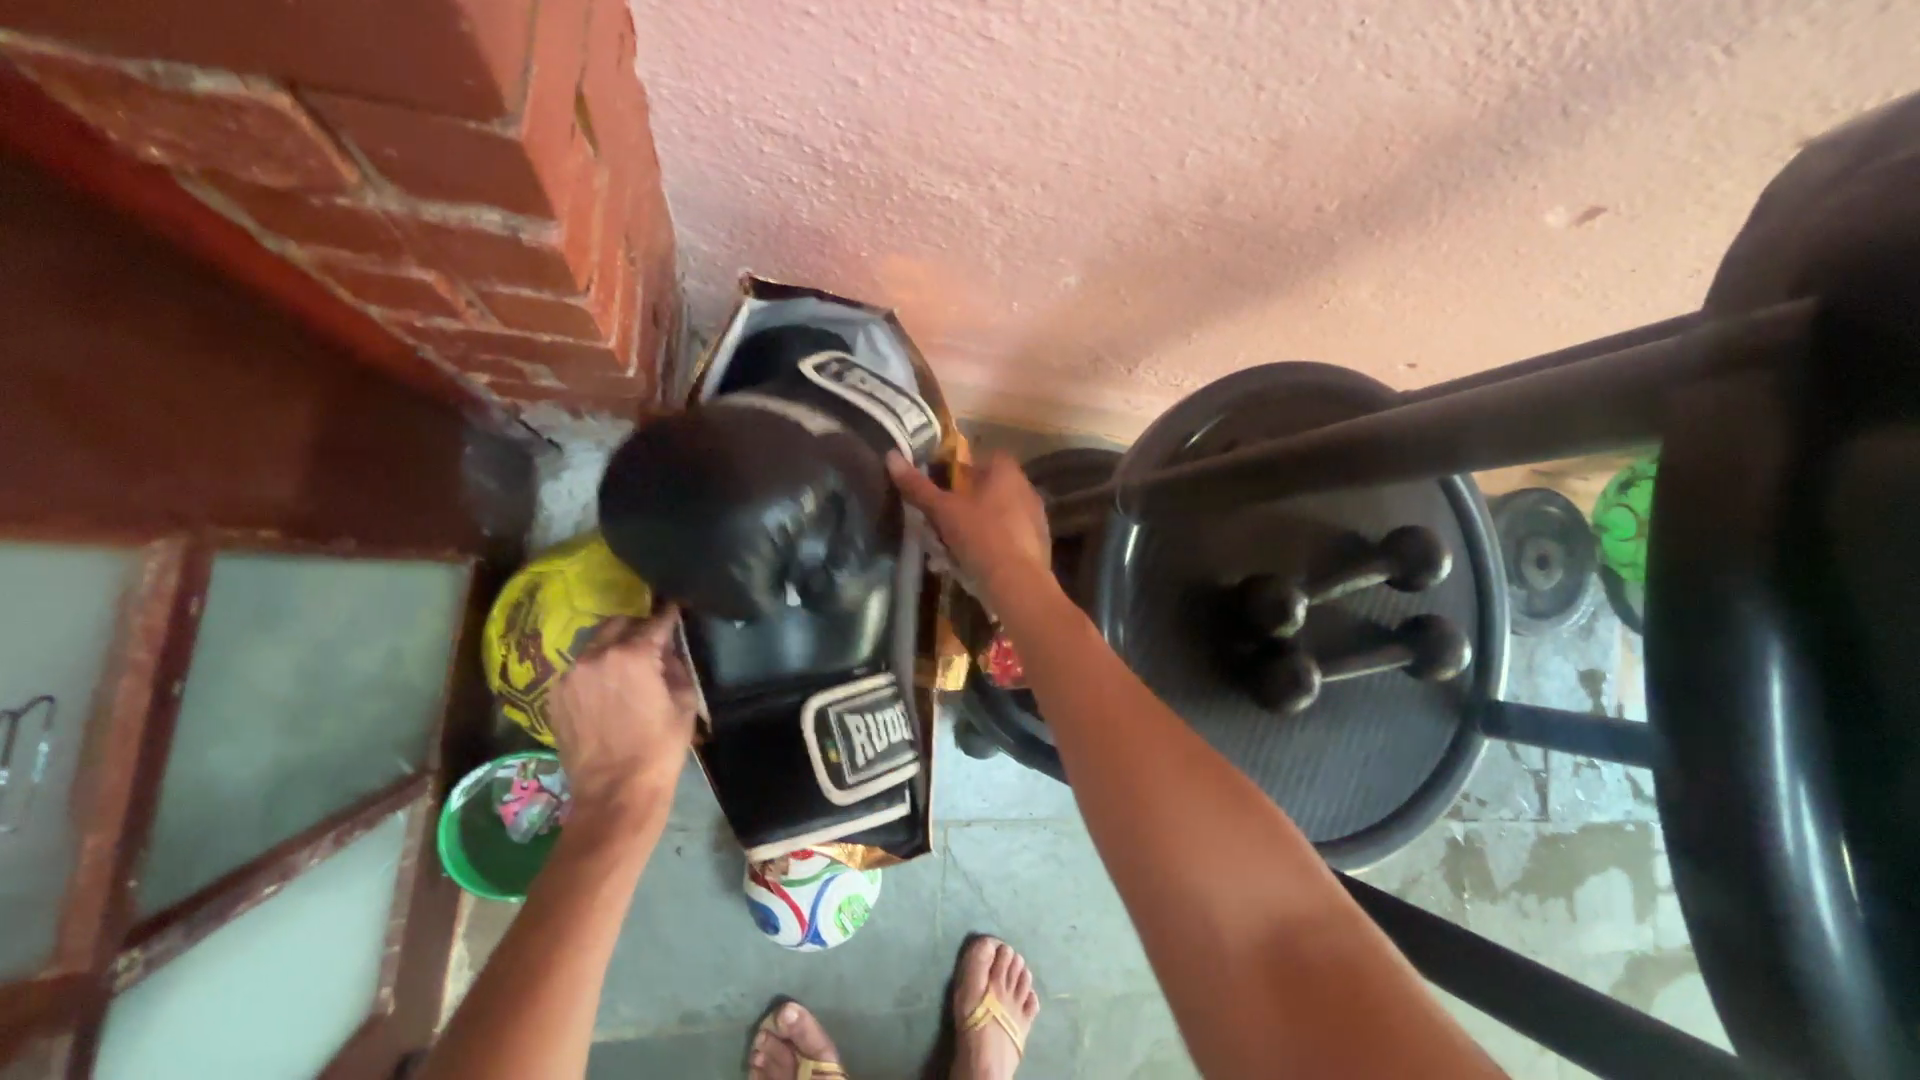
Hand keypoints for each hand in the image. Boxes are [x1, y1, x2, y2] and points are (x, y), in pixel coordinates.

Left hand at [547, 606, 697, 821]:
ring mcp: (570, 676)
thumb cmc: (659, 749)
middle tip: (652, 642)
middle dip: (637, 628)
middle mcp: (595, 656)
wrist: (615, 792)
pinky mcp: (555, 696)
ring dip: (613, 648)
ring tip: (627, 668)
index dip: (669, 615)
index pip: (655, 622)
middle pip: (618, 624)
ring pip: (594, 645)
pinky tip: (606, 690)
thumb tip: (668, 651)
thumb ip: (677, 667)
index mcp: (632, 655)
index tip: (676, 609)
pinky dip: (595, 671)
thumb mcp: (684, 704)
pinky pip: (579, 670)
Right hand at [887, 450, 1053, 613]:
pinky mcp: (1040, 546)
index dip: (967, 469)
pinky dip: (995, 547)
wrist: (1017, 583)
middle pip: (994, 488)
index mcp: (1007, 474)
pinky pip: (1012, 539)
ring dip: (982, 526)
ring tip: (957, 547)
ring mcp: (1037, 519)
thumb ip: (919, 487)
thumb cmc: (980, 536)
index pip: (989, 458)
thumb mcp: (943, 511)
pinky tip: (978, 564)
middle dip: (971, 502)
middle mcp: (1027, 490)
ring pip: (1002, 515)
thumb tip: (891, 457)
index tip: (947, 487)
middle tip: (947, 520)